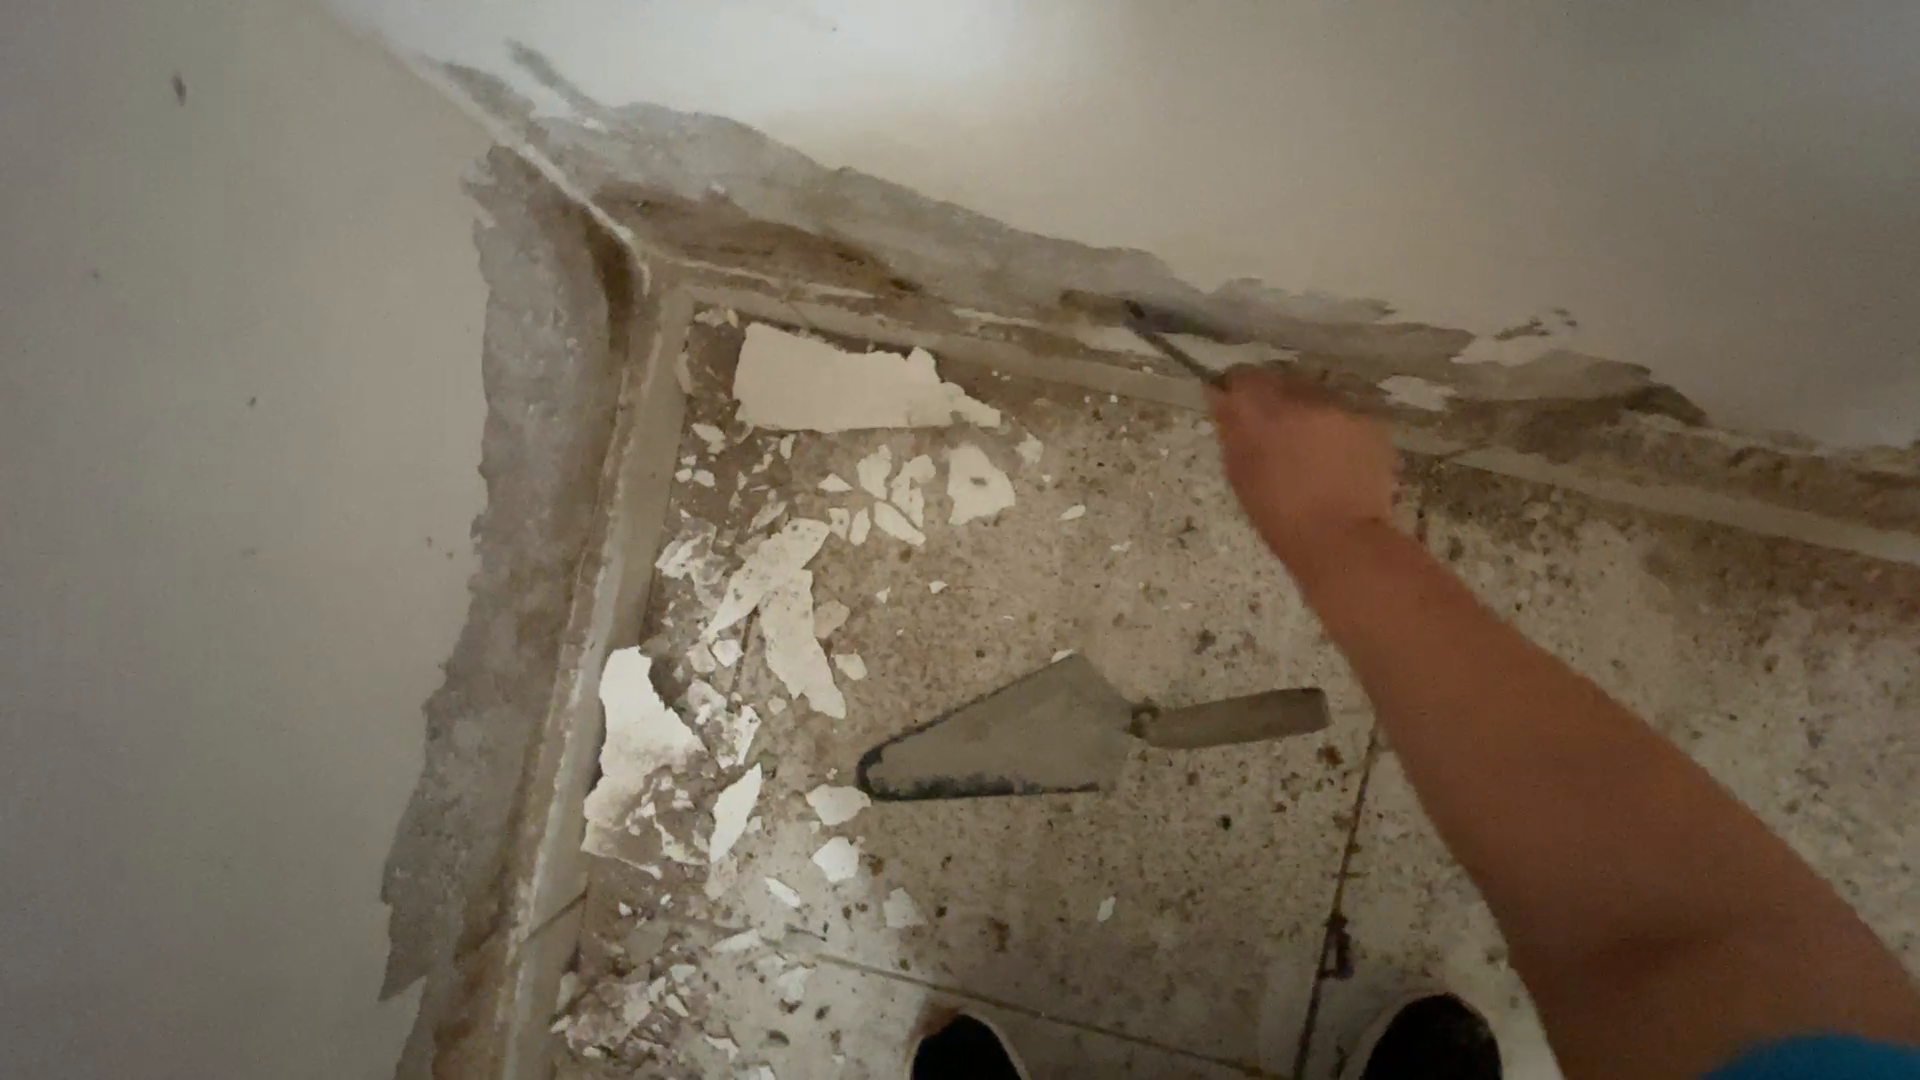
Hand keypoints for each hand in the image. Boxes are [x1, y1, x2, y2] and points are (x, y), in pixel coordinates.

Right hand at [1209, 367, 1396, 569]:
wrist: (1340, 538)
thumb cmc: (1277, 514)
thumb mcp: (1240, 473)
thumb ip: (1230, 427)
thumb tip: (1219, 395)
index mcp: (1264, 412)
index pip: (1244, 376)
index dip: (1237, 389)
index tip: (1235, 407)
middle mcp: (1304, 398)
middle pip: (1281, 380)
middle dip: (1273, 400)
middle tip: (1271, 434)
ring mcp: (1341, 407)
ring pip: (1314, 395)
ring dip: (1304, 412)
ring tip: (1305, 449)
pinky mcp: (1370, 421)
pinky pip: (1341, 413)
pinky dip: (1333, 427)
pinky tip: (1332, 458)